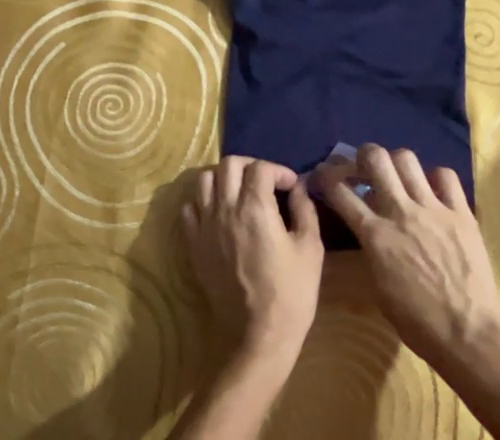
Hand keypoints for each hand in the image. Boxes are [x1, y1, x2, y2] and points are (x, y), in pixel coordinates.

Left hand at [183, 156, 324, 361]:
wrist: (259, 335)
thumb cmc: (291, 292)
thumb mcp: (310, 248)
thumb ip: (304, 210)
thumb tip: (297, 188)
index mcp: (255, 208)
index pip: (260, 168)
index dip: (278, 170)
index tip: (290, 186)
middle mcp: (225, 210)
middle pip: (229, 164)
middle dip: (250, 166)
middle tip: (266, 182)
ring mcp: (205, 227)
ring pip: (204, 181)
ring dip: (224, 179)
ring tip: (240, 193)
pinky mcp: (193, 245)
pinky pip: (189, 209)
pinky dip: (203, 202)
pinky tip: (219, 214)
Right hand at [316, 144, 499, 363]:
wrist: (466, 332)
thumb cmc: (416, 321)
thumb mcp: (378, 285)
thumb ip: (371, 248)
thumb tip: (368, 226)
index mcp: (375, 236)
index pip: (341, 192)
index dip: (326, 178)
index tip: (323, 175)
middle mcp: (401, 212)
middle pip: (375, 159)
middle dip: (363, 155)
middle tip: (363, 166)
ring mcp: (433, 208)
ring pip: (407, 159)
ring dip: (395, 162)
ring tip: (396, 174)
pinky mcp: (461, 212)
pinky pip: (446, 176)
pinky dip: (434, 177)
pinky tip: (431, 189)